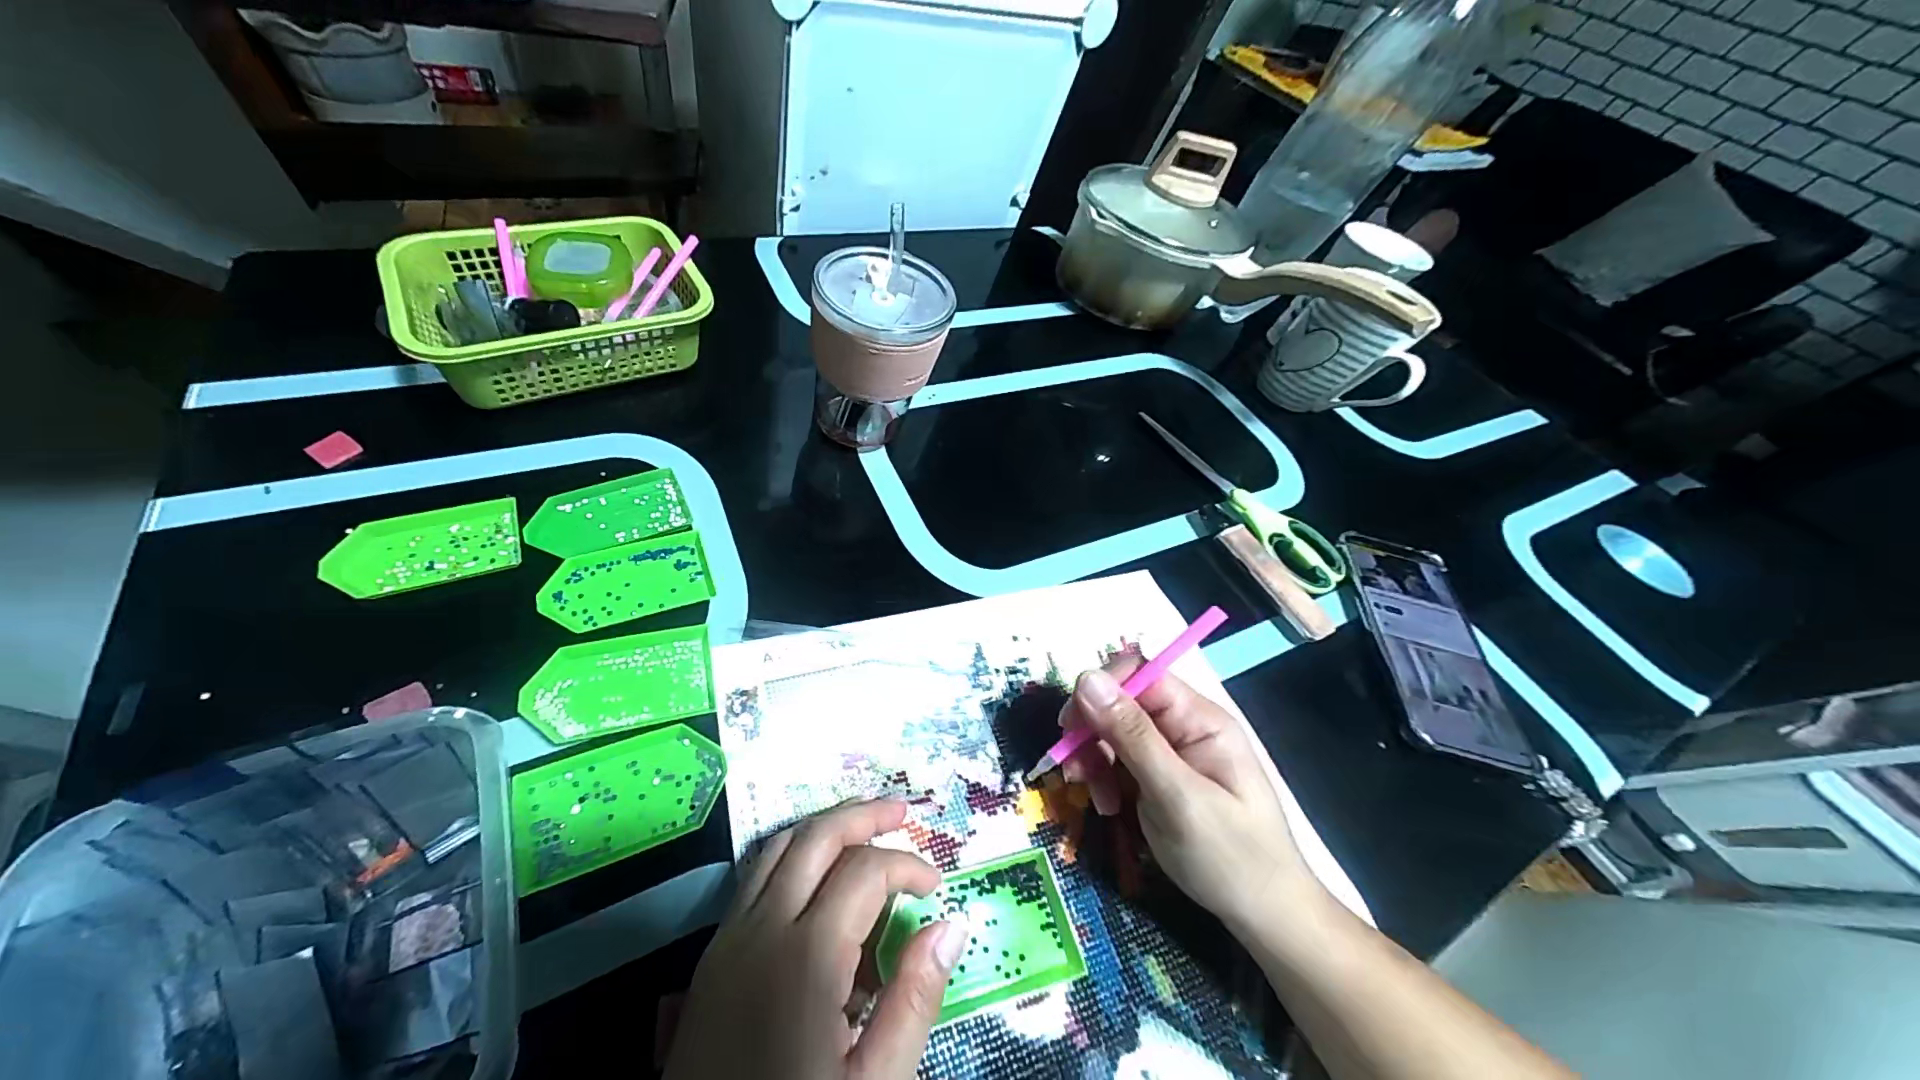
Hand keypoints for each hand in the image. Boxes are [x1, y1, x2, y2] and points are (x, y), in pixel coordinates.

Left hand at [664, 799, 966, 1079]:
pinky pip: (755, 878)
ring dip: (825, 828)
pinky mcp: (712, 957)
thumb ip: (914, 999)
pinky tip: (817, 878)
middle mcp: (762, 929)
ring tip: (864, 829)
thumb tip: (951, 926)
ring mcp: (728, 939)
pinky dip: (794, 857)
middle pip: (816, 837)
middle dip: (863, 816)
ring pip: (779, 848)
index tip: (936, 888)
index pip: (866, 871)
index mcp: (807, 956)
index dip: (908, 866)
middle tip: (902, 812)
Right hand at [1059, 657, 1321, 934]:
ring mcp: (1171, 752)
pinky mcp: (1158, 777)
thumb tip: (1085, 677)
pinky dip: (1103, 779)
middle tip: (1073, 769)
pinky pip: (1118, 761)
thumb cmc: (1229, 855)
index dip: (1101, 689)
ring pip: (1112, 732)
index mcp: (1199, 718)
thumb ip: (1131, 735)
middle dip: (1091, 731)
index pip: (1141, 674)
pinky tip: (1107, 807)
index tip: (1071, 725)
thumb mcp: (1176, 796)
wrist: (1264, 915)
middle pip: (1120, 702)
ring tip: (1094, 798)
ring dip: (1093, 759)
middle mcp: (1183, 726)